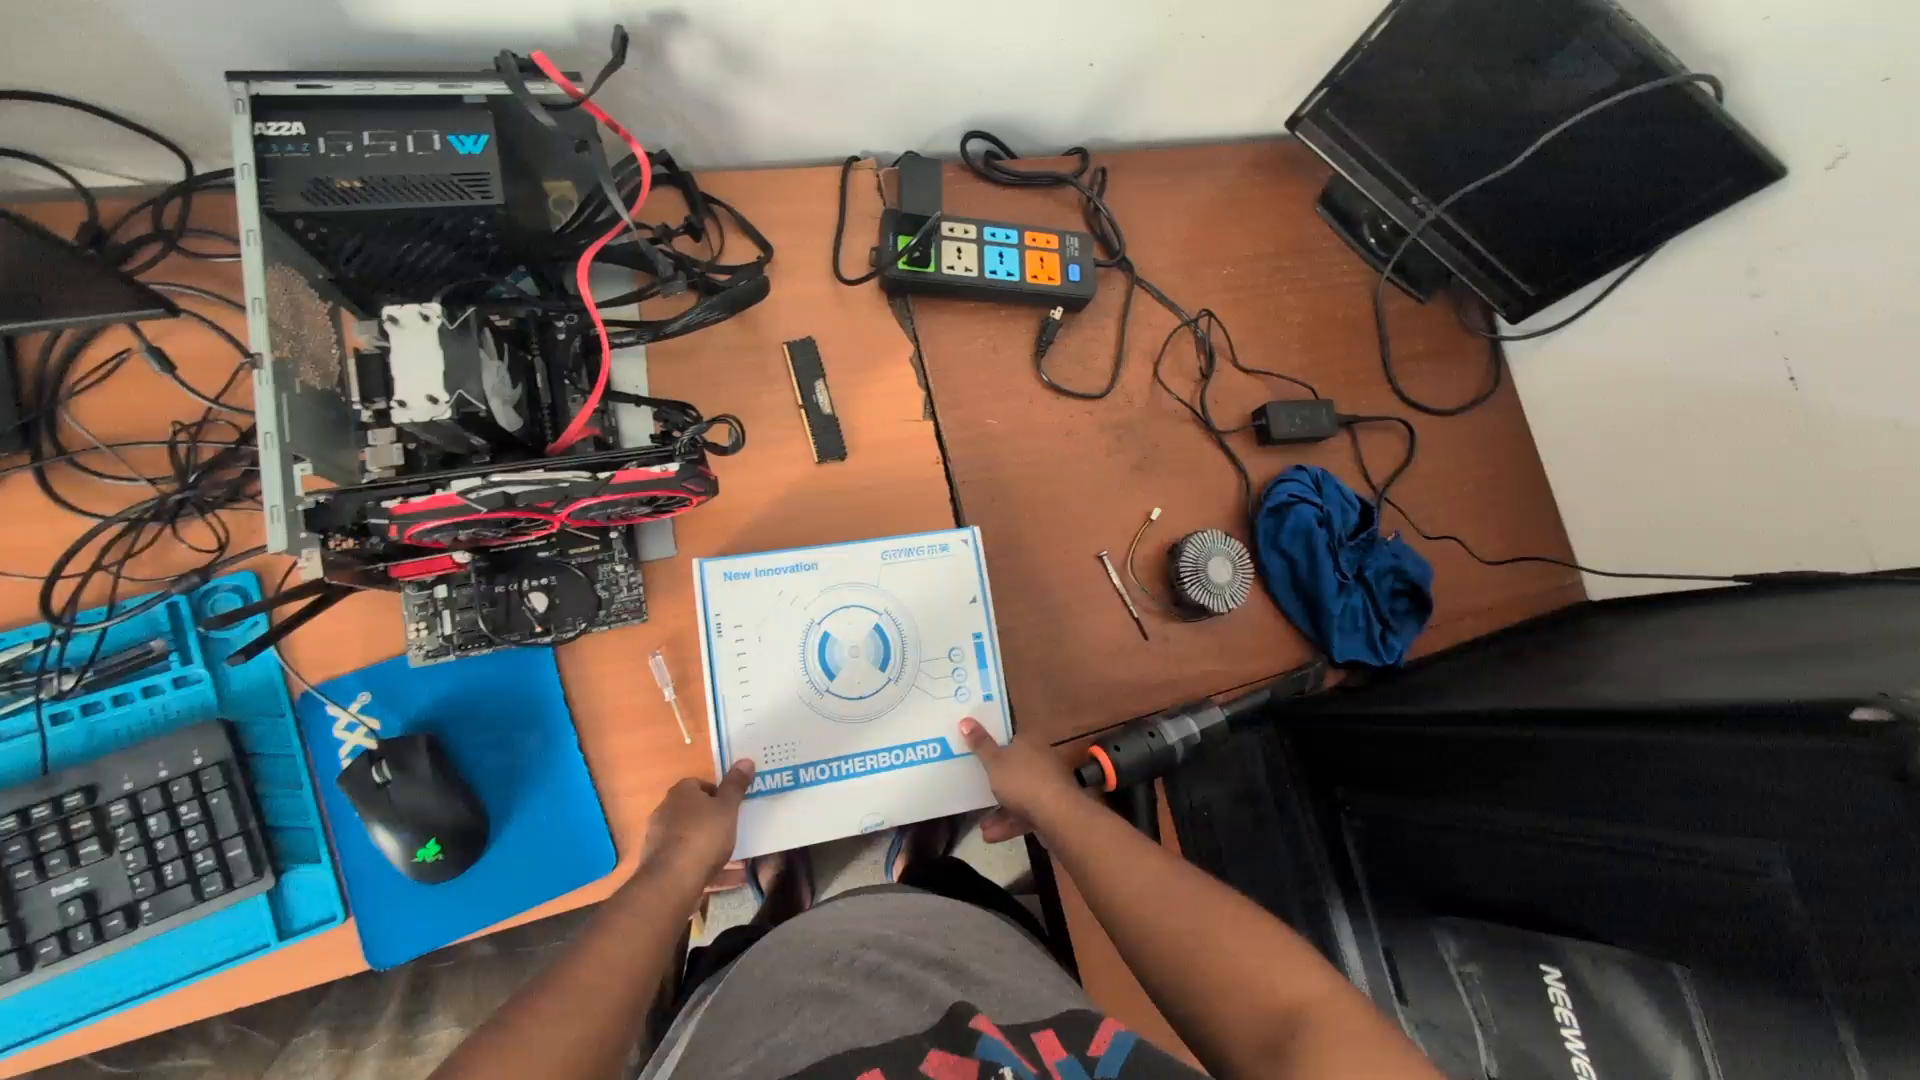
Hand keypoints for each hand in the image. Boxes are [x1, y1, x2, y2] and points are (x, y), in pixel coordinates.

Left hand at [639, 759, 753, 886]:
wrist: (672, 881)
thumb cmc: (703, 835)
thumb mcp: (727, 808)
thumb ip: (736, 786)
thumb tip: (746, 760)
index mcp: (680, 793)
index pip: (699, 784)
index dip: (717, 794)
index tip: (732, 806)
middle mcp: (665, 812)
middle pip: (693, 811)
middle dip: (712, 820)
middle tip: (733, 829)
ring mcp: (659, 840)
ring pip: (691, 838)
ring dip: (710, 846)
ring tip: (737, 858)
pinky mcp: (660, 865)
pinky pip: (688, 861)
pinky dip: (706, 867)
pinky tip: (729, 877)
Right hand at [959, 718, 1083, 842]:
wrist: (1058, 815)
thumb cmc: (1022, 781)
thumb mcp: (995, 762)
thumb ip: (980, 744)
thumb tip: (965, 720)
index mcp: (1030, 743)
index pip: (1012, 740)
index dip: (995, 747)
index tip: (979, 756)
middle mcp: (1042, 761)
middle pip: (1016, 769)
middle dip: (997, 783)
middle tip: (978, 789)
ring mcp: (1049, 786)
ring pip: (1021, 796)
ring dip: (1001, 810)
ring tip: (982, 824)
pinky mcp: (1052, 810)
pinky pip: (1026, 814)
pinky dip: (1009, 824)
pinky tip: (990, 836)